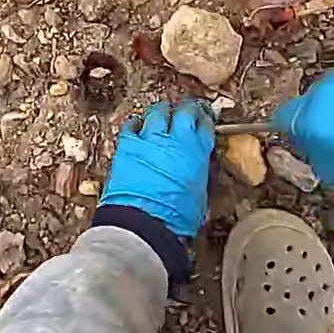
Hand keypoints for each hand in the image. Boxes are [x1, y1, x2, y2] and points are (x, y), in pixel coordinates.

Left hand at [99, 100, 214, 237]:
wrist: (143, 223)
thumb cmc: (176, 217)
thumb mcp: (201, 194)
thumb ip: (202, 171)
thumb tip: (201, 162)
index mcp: (197, 150)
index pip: (205, 122)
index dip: (206, 117)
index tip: (206, 117)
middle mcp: (174, 139)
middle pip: (183, 110)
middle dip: (187, 108)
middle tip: (188, 110)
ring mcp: (149, 140)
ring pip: (157, 112)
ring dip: (162, 111)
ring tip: (164, 112)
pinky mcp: (127, 146)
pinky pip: (132, 125)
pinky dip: (137, 123)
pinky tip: (139, 125)